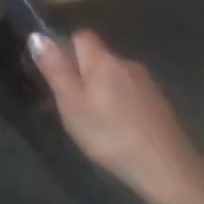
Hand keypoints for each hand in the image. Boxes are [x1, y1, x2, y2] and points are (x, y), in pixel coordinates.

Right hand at [29, 31, 203, 203]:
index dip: (64, 47)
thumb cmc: (109, 134)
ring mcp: (146, 83)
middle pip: (96, 57)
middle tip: (62, 102)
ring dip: (96, 89)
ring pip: (112, 76)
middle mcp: (127, 64)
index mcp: (103, 60)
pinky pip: (127, 92)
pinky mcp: (158, 103)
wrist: (167, 168)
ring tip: (86, 119)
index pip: (81, 36)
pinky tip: (112, 128)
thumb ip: (55, 68)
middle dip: (78, 72)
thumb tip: (37, 35)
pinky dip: (114, 102)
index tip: (52, 71)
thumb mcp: (71, 103)